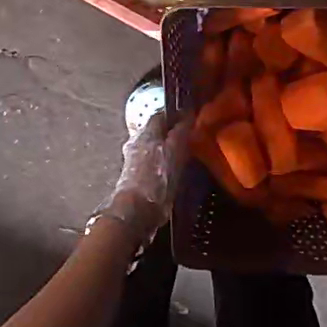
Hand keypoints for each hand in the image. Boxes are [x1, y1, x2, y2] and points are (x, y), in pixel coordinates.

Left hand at [91, 111, 192, 242]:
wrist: (137, 211)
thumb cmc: (157, 178)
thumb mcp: (174, 152)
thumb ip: (180, 132)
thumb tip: (188, 114)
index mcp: (145, 133)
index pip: (161, 115)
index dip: (176, 114)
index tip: (191, 116)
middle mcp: (136, 143)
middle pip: (156, 131)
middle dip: (171, 131)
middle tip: (191, 135)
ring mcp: (134, 160)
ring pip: (153, 146)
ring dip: (167, 147)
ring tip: (185, 153)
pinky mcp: (136, 177)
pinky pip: (153, 162)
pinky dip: (163, 162)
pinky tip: (174, 170)